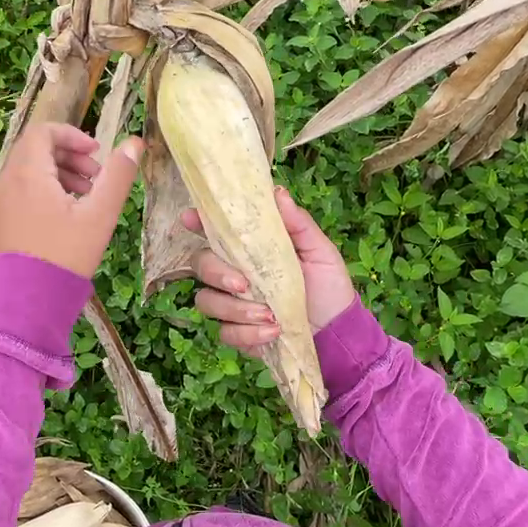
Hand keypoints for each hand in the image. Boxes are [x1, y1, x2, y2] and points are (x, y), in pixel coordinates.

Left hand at [0, 123, 144, 277]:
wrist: (28, 301)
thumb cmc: (66, 255)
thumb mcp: (99, 215)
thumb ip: (118, 176)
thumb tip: (134, 143)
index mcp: (28, 173)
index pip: (44, 132)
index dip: (73, 135)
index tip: (97, 153)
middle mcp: (8, 181)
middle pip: (37, 149)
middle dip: (69, 155)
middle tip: (95, 176)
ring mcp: (2, 201)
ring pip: (30, 170)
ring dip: (60, 173)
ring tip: (86, 196)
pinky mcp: (2, 219)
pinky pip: (23, 189)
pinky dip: (46, 189)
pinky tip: (68, 213)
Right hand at [182, 187, 355, 352]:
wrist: (337, 331)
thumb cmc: (327, 286)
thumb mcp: (319, 251)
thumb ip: (298, 224)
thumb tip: (277, 192)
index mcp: (249, 250)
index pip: (214, 232)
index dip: (197, 223)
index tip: (189, 218)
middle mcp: (233, 274)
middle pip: (200, 265)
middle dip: (217, 273)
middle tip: (243, 284)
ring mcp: (231, 305)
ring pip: (206, 301)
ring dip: (235, 309)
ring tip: (269, 315)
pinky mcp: (237, 333)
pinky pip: (225, 332)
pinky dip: (248, 333)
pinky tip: (272, 332)